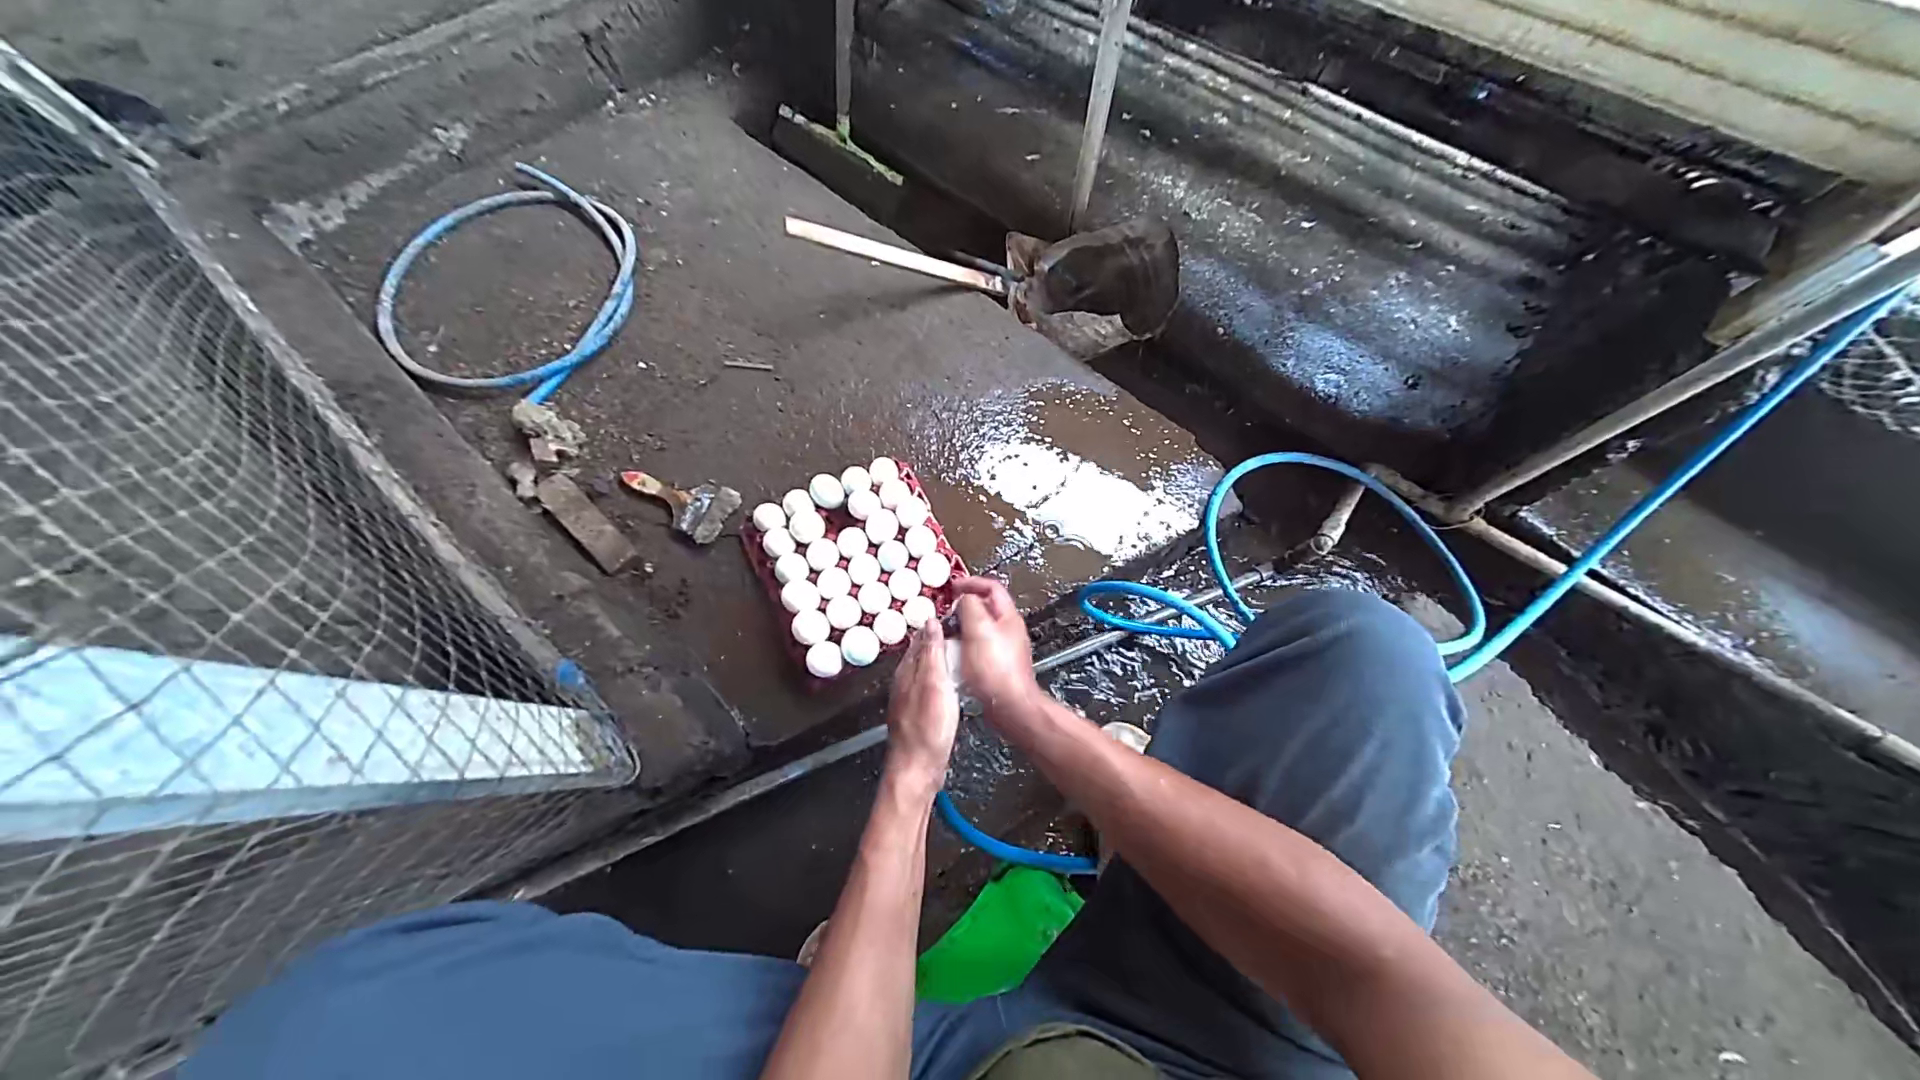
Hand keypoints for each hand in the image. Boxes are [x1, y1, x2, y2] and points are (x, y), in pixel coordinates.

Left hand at [883, 618, 959, 795]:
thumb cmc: (927, 731)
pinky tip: (952, 685)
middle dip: (937, 641)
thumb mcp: (935, 684)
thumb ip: (932, 654)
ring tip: (958, 654)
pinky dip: (942, 680)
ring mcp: (910, 700)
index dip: (935, 626)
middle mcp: (905, 683)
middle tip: (958, 632)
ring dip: (940, 660)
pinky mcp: (919, 715)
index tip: (953, 617)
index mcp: (907, 672)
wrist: (917, 771)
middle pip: (921, 654)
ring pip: (925, 671)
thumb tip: (930, 623)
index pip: (919, 639)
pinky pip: (930, 688)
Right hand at [951, 577, 1039, 720]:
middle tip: (946, 611)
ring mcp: (1002, 649)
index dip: (971, 582)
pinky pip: (975, 649)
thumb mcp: (978, 629)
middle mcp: (1007, 631)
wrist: (1009, 706)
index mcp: (1007, 617)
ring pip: (977, 629)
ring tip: (946, 633)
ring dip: (960, 629)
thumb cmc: (998, 672)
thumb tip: (963, 599)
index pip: (991, 587)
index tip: (954, 587)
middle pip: (983, 608)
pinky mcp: (994, 666)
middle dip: (962, 607)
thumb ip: (970, 607)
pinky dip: (961, 648)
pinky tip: (953, 657)